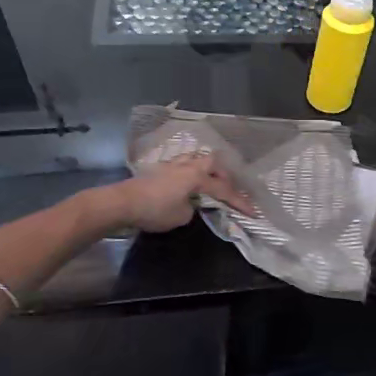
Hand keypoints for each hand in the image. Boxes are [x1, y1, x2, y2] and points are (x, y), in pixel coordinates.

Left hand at [105, 152, 254, 233]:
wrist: (122, 203)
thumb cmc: (154, 210)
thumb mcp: (180, 216)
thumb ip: (192, 208)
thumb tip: (189, 203)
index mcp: (196, 176)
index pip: (223, 189)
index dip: (239, 202)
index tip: (253, 212)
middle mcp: (185, 165)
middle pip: (211, 162)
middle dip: (223, 175)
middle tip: (228, 190)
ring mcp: (170, 165)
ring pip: (194, 159)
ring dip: (205, 169)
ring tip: (209, 183)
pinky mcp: (157, 170)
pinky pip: (181, 166)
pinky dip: (189, 172)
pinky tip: (187, 184)